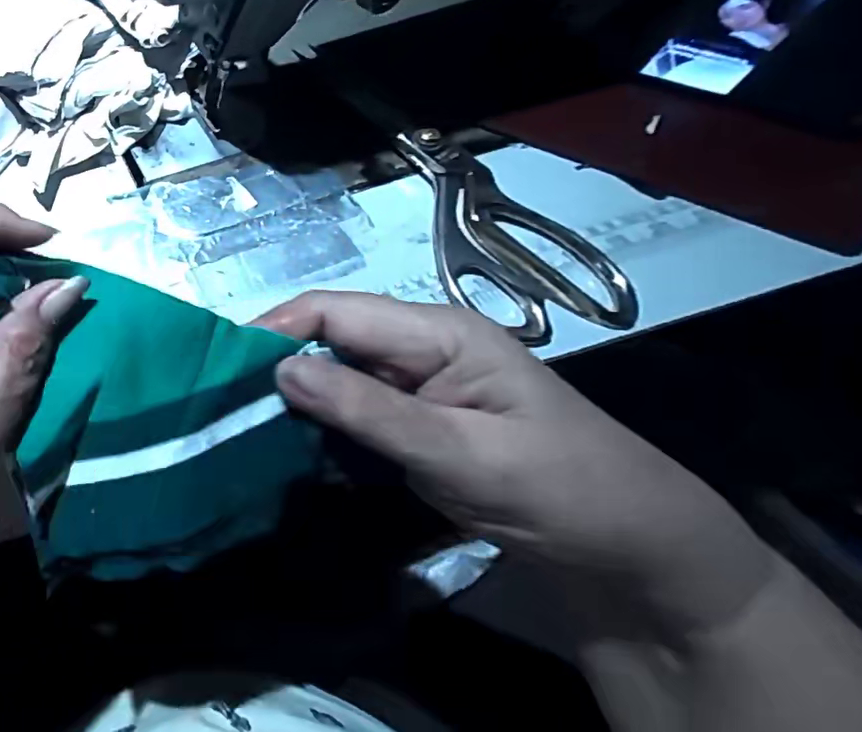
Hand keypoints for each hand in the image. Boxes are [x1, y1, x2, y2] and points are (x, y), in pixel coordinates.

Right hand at [257, 292, 774, 642]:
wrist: (635, 552)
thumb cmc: (563, 489)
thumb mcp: (464, 454)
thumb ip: (372, 411)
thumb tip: (283, 369)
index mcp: (440, 331)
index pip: (340, 310)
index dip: (281, 326)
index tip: (228, 363)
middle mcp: (423, 346)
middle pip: (334, 335)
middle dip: (281, 359)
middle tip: (226, 399)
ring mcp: (420, 385)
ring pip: (339, 373)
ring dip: (297, 393)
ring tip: (244, 420)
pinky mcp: (417, 421)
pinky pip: (355, 410)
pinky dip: (322, 423)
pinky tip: (290, 443)